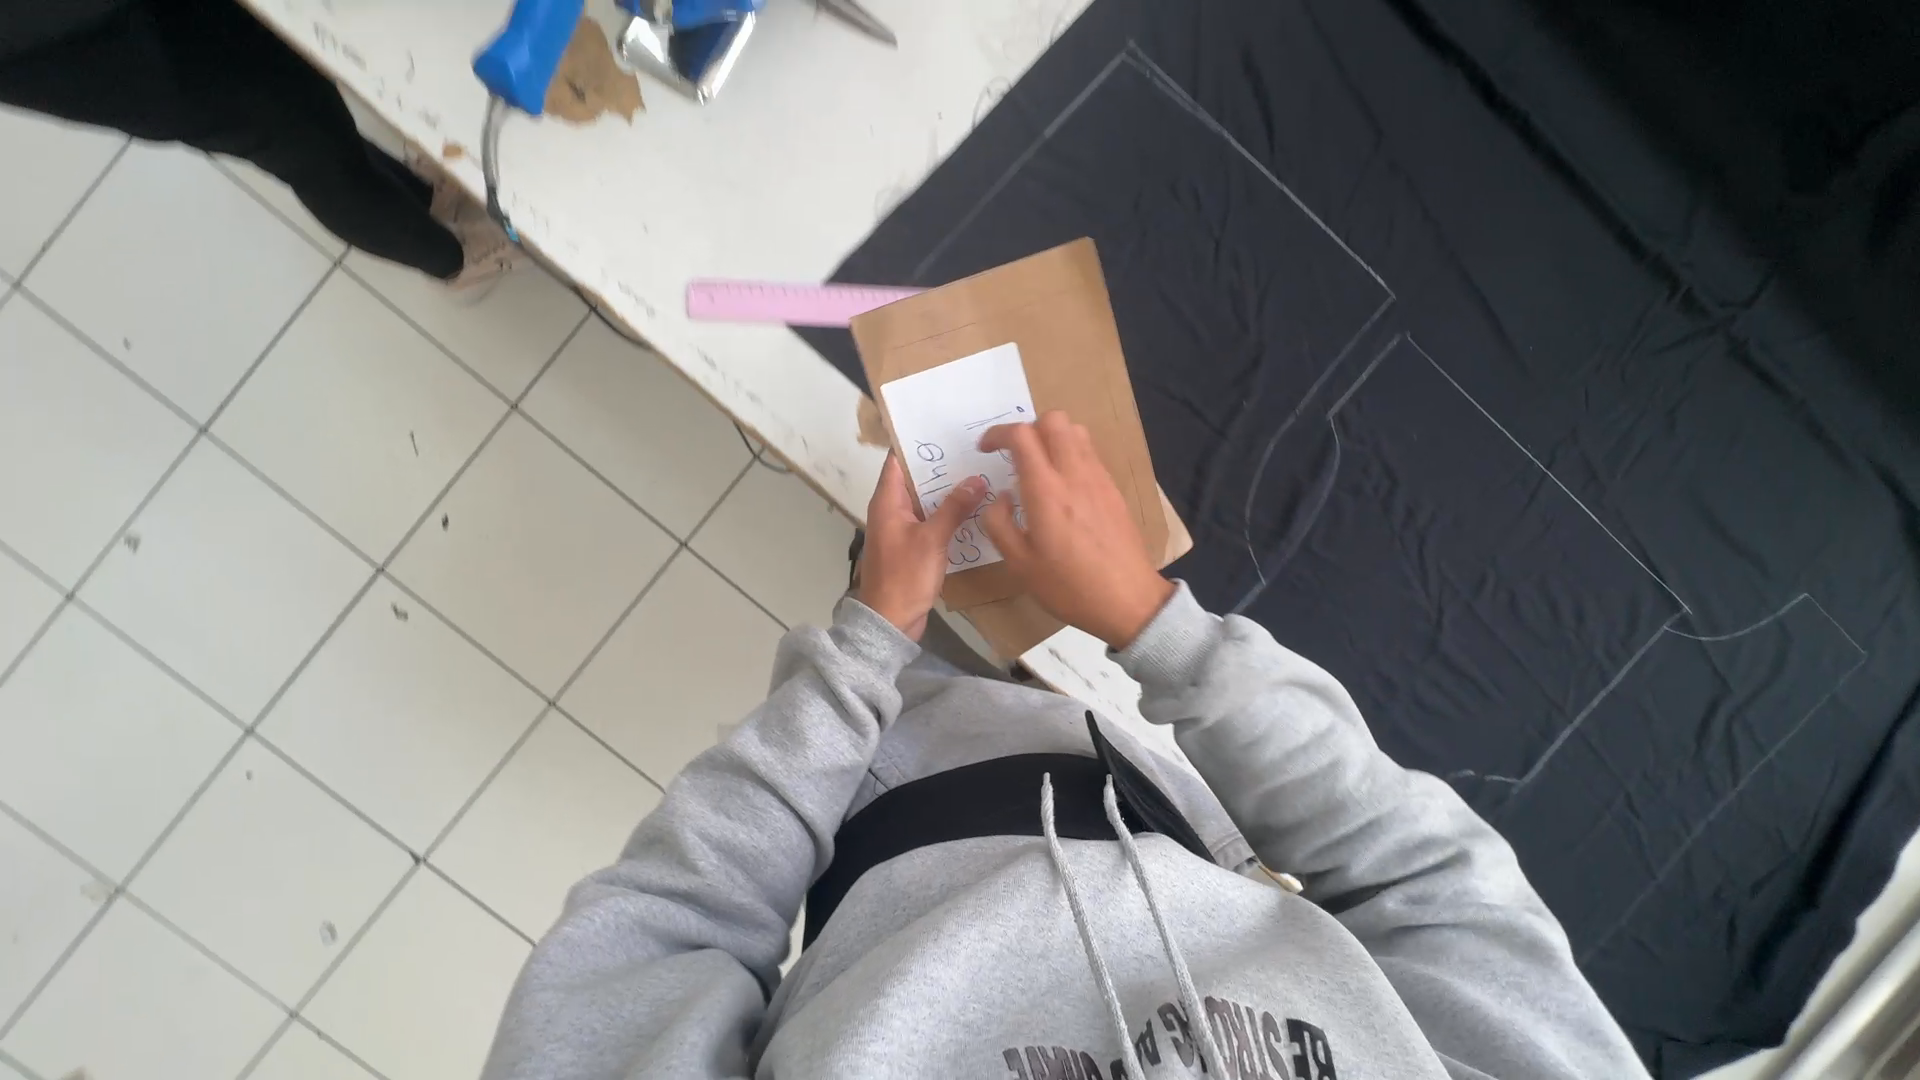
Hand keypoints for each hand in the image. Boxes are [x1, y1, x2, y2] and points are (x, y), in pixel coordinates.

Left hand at [857, 453, 987, 639]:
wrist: (890, 621)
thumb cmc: (904, 577)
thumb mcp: (932, 539)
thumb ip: (954, 508)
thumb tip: (977, 479)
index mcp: (887, 501)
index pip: (898, 460)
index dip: (918, 441)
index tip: (945, 425)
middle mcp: (892, 509)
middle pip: (917, 478)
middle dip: (942, 464)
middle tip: (975, 446)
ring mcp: (903, 528)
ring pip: (928, 499)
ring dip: (950, 489)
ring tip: (981, 470)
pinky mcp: (914, 546)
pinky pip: (933, 520)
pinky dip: (950, 512)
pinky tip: (976, 506)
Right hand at [979, 411, 1174, 648]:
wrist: (1127, 601)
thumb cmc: (1068, 586)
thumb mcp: (1019, 564)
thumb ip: (999, 523)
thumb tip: (1000, 497)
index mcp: (1045, 490)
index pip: (1021, 435)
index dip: (998, 433)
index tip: (985, 448)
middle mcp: (1074, 474)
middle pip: (1054, 419)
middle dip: (1028, 427)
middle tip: (1014, 454)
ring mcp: (1099, 479)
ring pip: (1076, 431)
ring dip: (1052, 437)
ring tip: (1039, 466)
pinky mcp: (1114, 490)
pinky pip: (1090, 454)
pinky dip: (1071, 454)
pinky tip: (1063, 487)